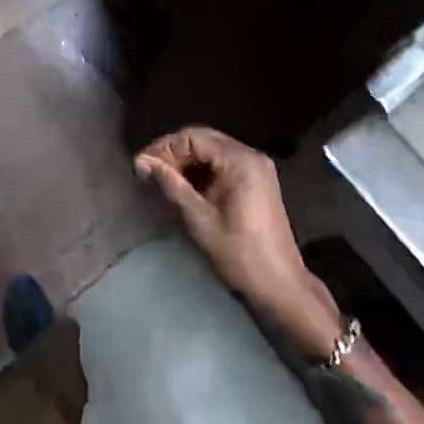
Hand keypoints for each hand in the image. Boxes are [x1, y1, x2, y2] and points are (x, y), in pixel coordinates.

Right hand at [134, 127, 338, 357]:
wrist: (281, 286)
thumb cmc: (239, 254)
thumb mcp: (199, 219)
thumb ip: (171, 185)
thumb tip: (142, 161)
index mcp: (240, 161)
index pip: (193, 137)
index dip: (164, 147)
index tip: (142, 165)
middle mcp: (251, 155)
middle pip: (204, 139)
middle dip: (174, 152)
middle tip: (149, 170)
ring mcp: (257, 167)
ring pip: (213, 150)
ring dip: (187, 161)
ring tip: (162, 179)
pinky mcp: (258, 180)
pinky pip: (224, 163)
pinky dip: (202, 170)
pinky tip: (185, 186)